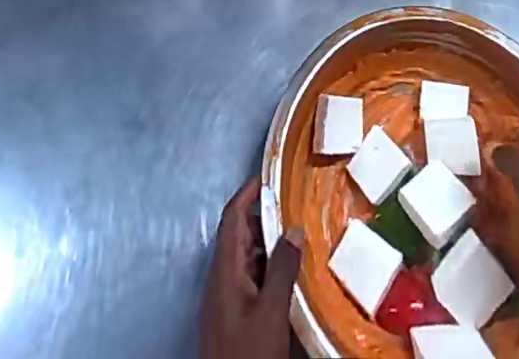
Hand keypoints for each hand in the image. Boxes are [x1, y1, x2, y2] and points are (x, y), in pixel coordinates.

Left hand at [199, 177, 304, 358]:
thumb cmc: (246, 355)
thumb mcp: (271, 313)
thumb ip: (282, 268)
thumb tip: (293, 227)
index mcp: (224, 270)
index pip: (231, 218)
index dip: (247, 194)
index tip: (268, 176)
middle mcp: (220, 279)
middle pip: (239, 236)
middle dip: (263, 217)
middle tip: (294, 206)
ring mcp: (225, 300)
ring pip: (246, 258)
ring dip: (268, 244)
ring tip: (298, 236)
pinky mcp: (233, 317)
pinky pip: (250, 279)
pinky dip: (268, 268)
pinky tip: (290, 274)